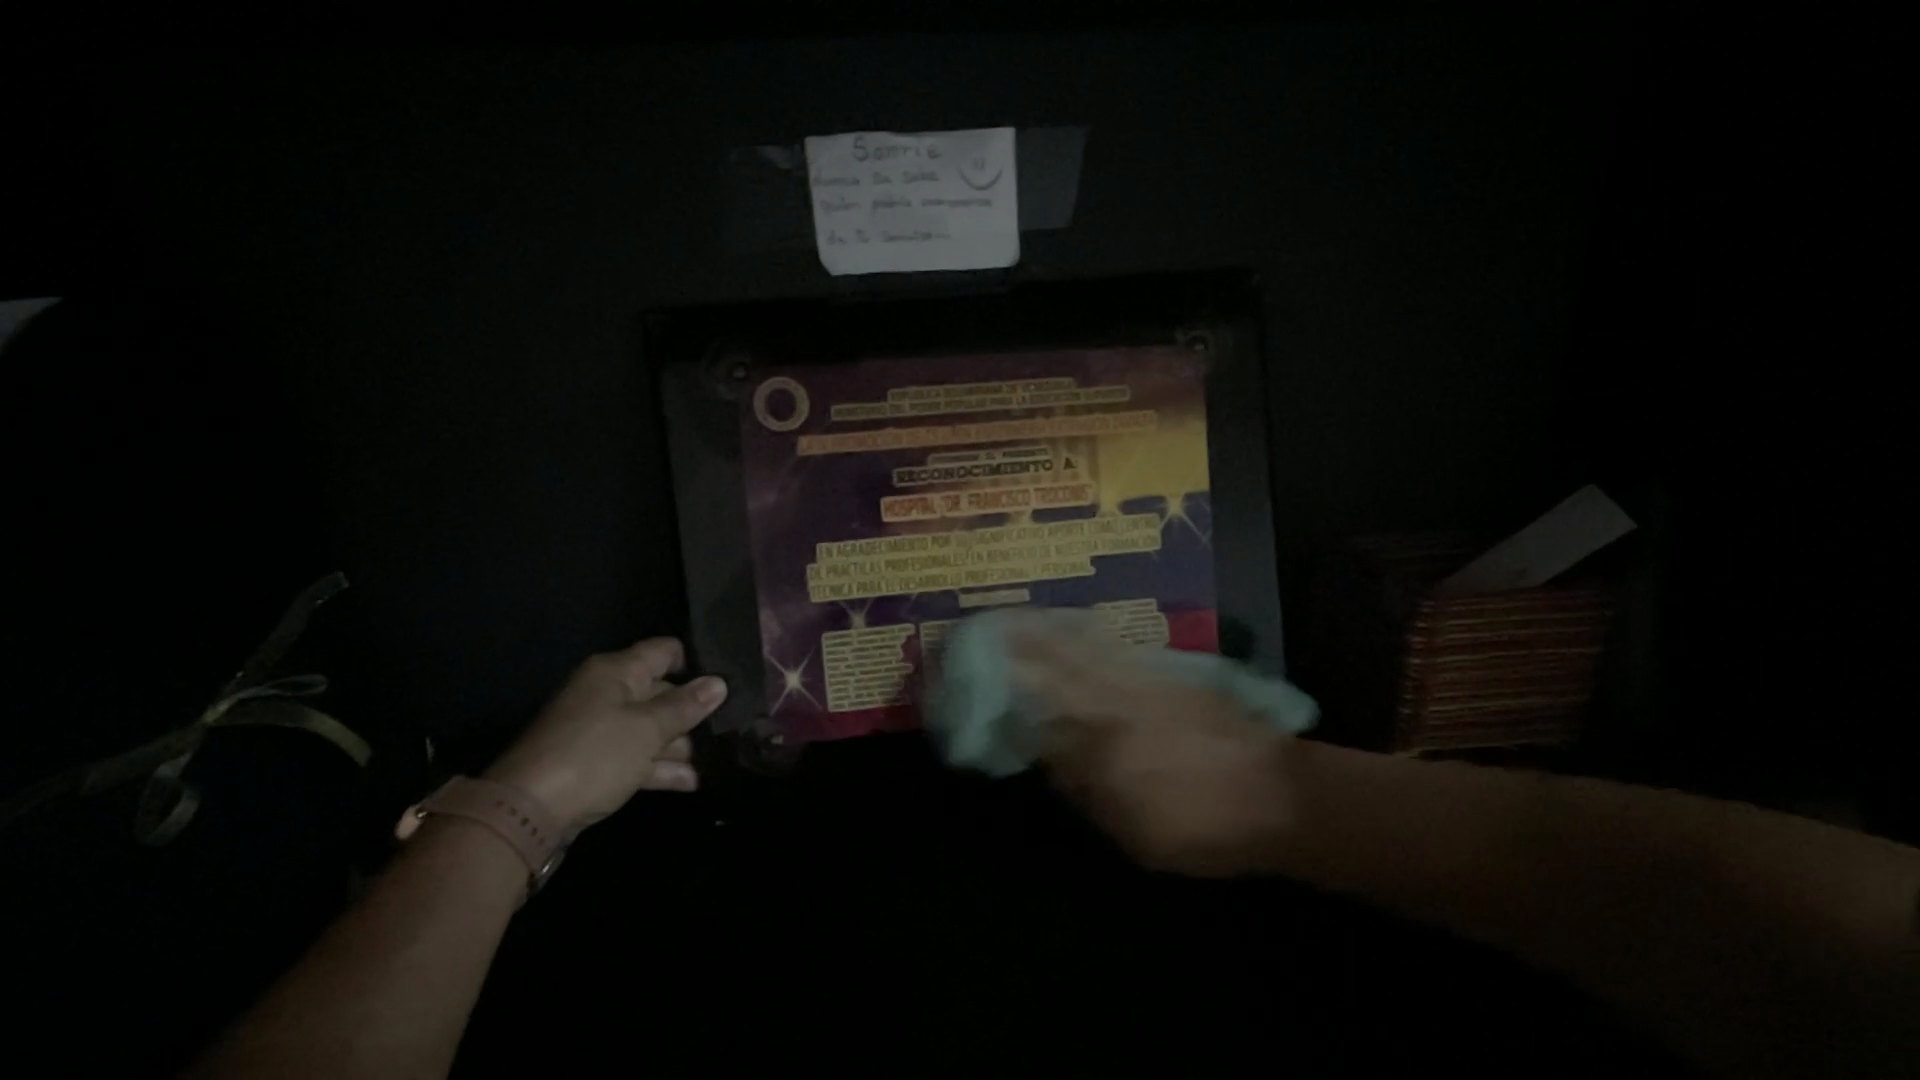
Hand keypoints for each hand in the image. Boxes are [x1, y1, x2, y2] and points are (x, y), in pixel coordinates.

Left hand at [484, 638, 725, 835]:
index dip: (697, 662)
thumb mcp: (647, 729)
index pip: (665, 651)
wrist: (527, 812)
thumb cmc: (593, 755)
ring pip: (651, 729)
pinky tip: (694, 781)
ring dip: (682, 745)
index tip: (731, 679)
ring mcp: (601, 731)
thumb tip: (718, 683)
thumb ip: (685, 706)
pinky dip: (661, 768)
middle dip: (694, 710)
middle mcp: (608, 694)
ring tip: (721, 757)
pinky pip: (637, 757)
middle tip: (734, 725)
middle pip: (661, 692)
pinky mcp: (596, 764)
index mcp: (616, 672)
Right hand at [1008, 616, 1296, 876]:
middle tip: (988, 628)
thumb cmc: (1200, 829)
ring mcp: (1147, 684)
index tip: (975, 678)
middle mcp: (1117, 702)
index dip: (1005, 694)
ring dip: (1051, 634)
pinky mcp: (1171, 679)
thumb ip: (1085, 788)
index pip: (1040, 710)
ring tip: (1021, 619)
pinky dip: (1093, 638)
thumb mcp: (1132, 830)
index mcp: (1101, 741)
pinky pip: (1120, 651)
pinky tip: (1083, 630)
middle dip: (1020, 648)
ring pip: (1088, 653)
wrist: (1280, 798)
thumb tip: (1050, 755)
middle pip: (1059, 668)